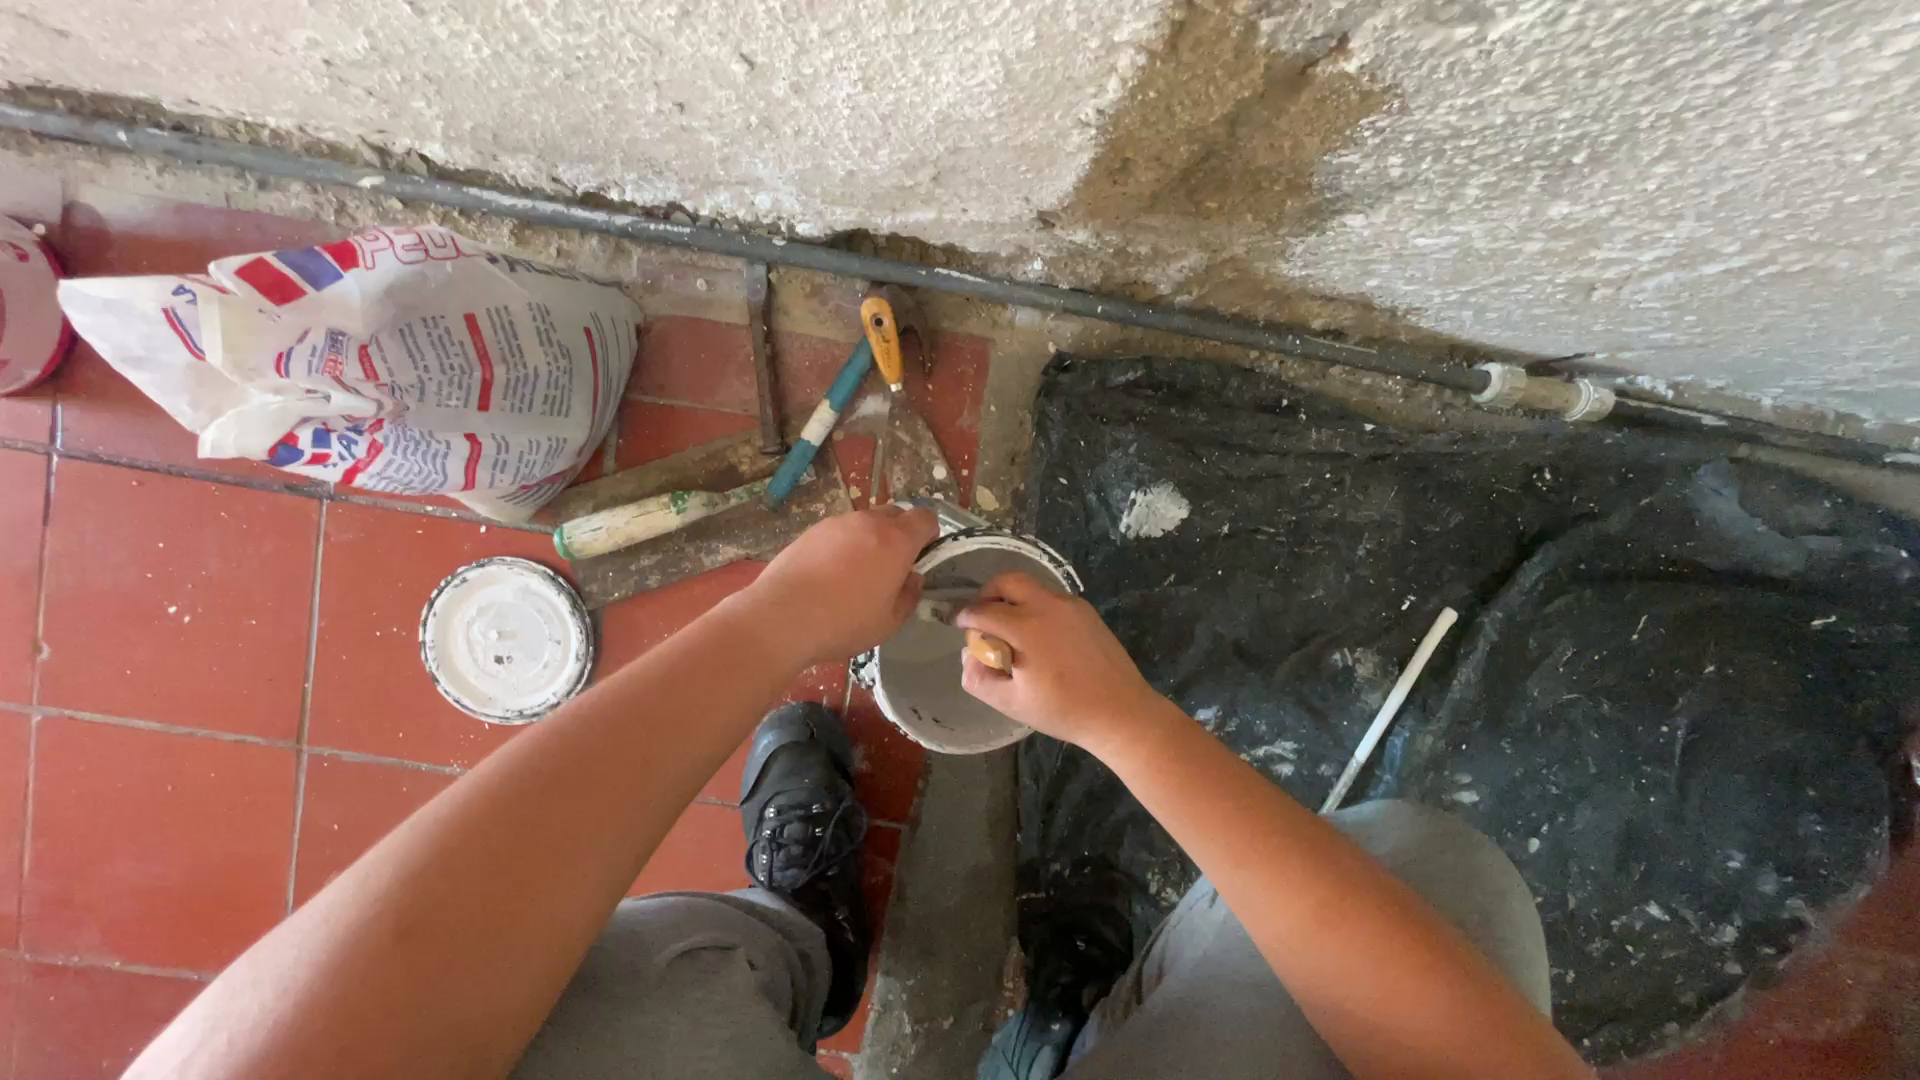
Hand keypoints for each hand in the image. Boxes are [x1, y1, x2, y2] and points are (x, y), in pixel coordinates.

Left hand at [740, 505, 938, 666]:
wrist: (782, 617)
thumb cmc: (844, 623)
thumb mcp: (889, 622)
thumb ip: (909, 596)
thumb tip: (913, 579)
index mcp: (896, 541)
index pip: (925, 518)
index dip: (930, 534)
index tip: (923, 555)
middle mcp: (869, 523)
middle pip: (895, 514)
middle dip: (900, 534)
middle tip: (892, 567)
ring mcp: (837, 523)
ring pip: (865, 522)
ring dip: (870, 539)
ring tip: (857, 573)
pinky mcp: (811, 531)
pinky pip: (839, 532)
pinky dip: (843, 545)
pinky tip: (830, 574)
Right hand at [955, 572, 1178, 755]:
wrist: (1121, 712)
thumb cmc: (1064, 711)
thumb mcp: (1011, 703)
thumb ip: (979, 677)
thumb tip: (969, 655)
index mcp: (1026, 628)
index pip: (983, 611)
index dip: (966, 617)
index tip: (960, 625)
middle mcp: (1047, 606)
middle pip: (1007, 581)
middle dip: (988, 593)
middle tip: (982, 614)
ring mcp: (1071, 605)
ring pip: (1032, 587)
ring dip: (1014, 599)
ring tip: (1010, 628)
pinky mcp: (1087, 612)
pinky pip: (1052, 599)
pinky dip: (1037, 607)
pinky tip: (1040, 637)